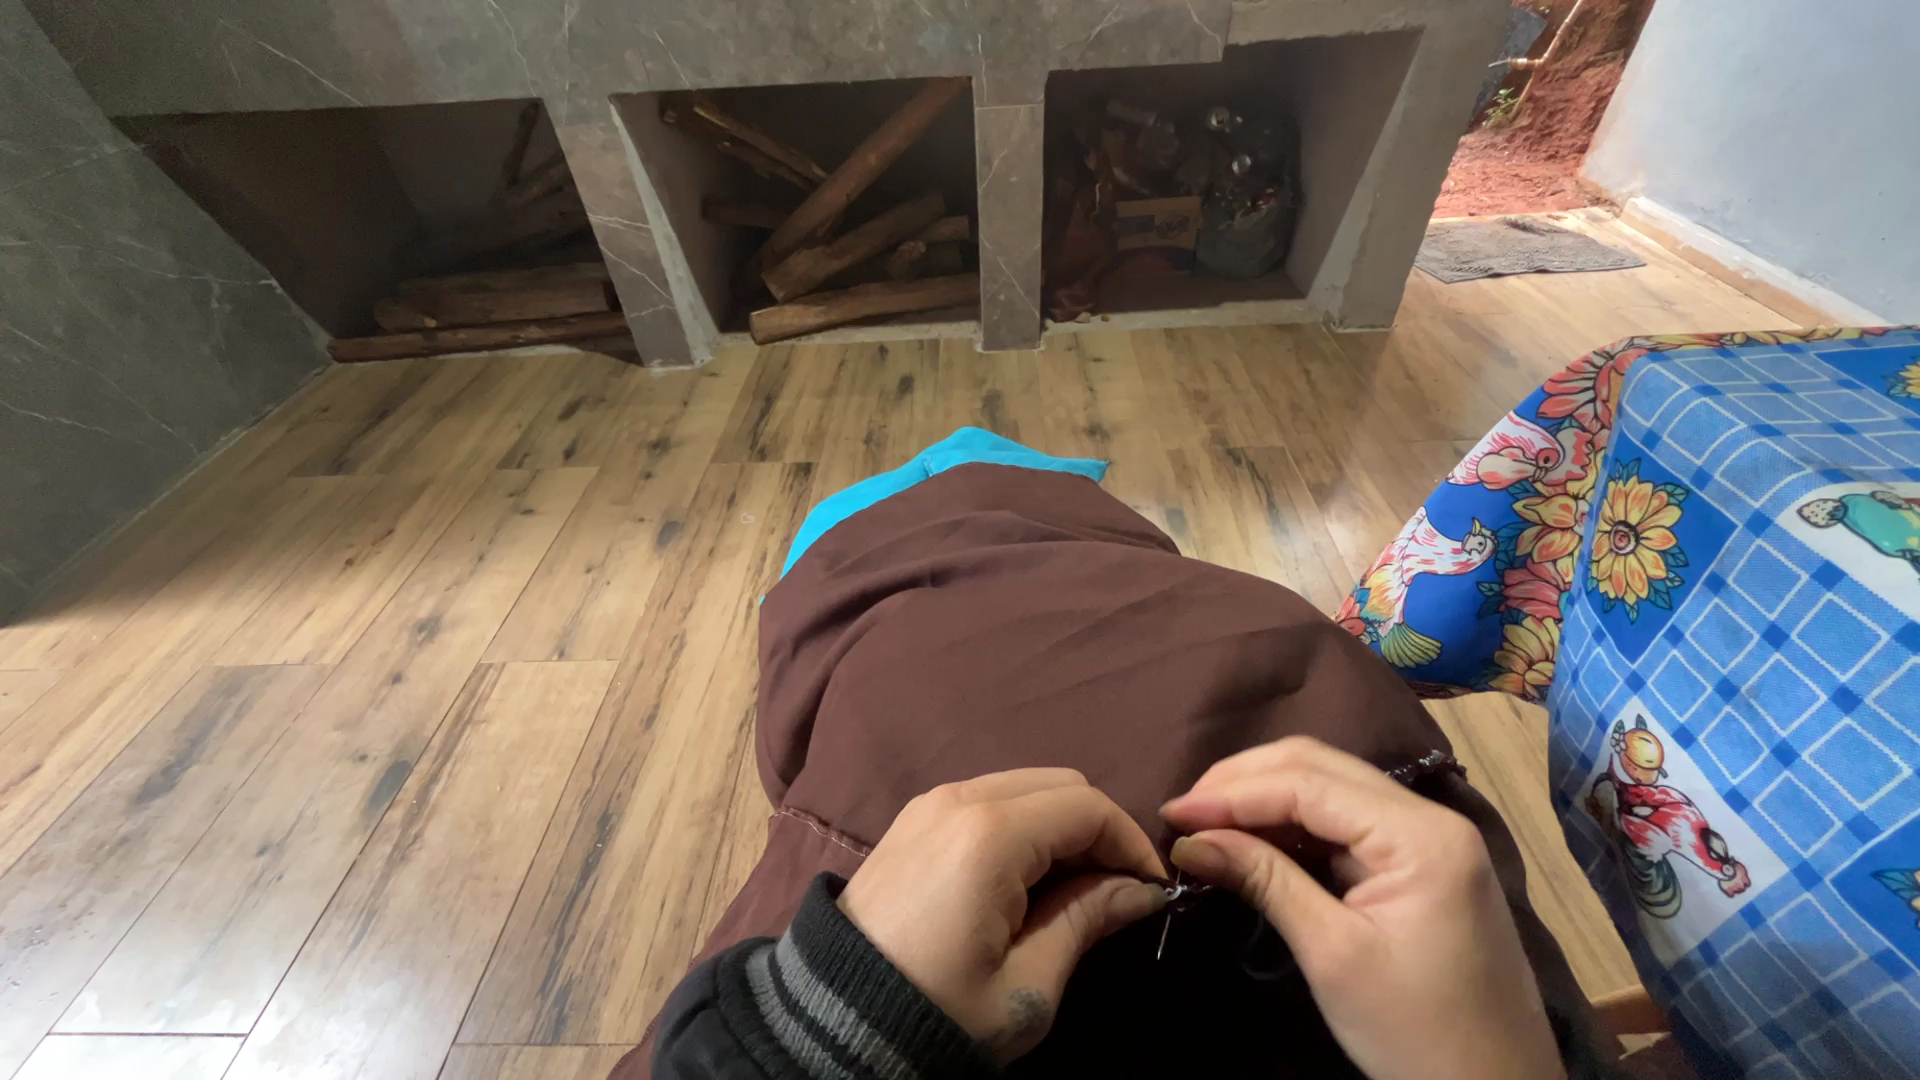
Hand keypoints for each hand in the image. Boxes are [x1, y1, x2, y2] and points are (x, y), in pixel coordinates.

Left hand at [838, 768, 1167, 1061]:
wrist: (832, 1020)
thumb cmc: (936, 1010)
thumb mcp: (1024, 986)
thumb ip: (1086, 920)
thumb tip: (1139, 890)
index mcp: (990, 834)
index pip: (1087, 807)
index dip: (1130, 842)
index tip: (1150, 889)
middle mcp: (961, 796)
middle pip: (1059, 783)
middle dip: (1098, 829)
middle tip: (1115, 888)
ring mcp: (933, 800)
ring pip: (1025, 785)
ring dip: (1061, 823)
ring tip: (1074, 885)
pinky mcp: (916, 814)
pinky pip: (990, 796)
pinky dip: (1025, 821)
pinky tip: (1027, 873)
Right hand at [1160, 737, 1564, 1079]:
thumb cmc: (1419, 1039)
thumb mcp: (1332, 956)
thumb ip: (1262, 879)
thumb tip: (1187, 840)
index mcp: (1420, 835)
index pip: (1306, 783)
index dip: (1232, 793)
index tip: (1173, 814)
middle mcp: (1426, 815)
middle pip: (1315, 765)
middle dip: (1241, 782)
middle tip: (1185, 813)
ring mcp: (1423, 833)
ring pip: (1323, 782)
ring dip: (1259, 795)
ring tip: (1205, 820)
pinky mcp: (1412, 857)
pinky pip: (1337, 815)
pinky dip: (1286, 819)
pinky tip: (1248, 835)